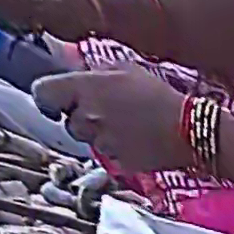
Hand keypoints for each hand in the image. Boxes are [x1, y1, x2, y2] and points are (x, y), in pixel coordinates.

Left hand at [32, 69, 192, 171]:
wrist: (191, 130)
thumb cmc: (161, 96)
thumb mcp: (125, 69)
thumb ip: (94, 71)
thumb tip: (75, 72)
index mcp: (84, 88)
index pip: (42, 94)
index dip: (49, 99)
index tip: (58, 102)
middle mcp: (88, 117)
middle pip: (69, 123)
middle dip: (83, 120)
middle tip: (108, 115)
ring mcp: (104, 143)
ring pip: (91, 142)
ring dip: (102, 137)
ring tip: (128, 129)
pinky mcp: (121, 163)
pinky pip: (111, 158)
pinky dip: (120, 152)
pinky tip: (138, 143)